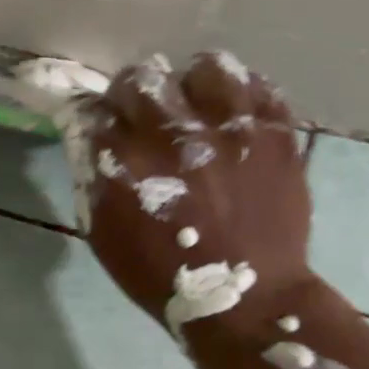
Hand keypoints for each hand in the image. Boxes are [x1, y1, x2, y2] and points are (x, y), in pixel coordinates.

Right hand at [67, 52, 314, 337]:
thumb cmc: (160, 271)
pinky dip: (241, 94)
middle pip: (140, 78)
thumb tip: (91, 138)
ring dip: (192, 84)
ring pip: (207, 67)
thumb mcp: (101, 231)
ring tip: (195, 104)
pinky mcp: (277, 134)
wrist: (248, 300)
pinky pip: (260, 87)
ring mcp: (231, 130)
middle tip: (142, 113)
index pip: (94, 111)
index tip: (102, 126)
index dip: (96, 117)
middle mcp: (173, 135)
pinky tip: (232, 114)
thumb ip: (92, 177)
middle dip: (133, 93)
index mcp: (122, 164)